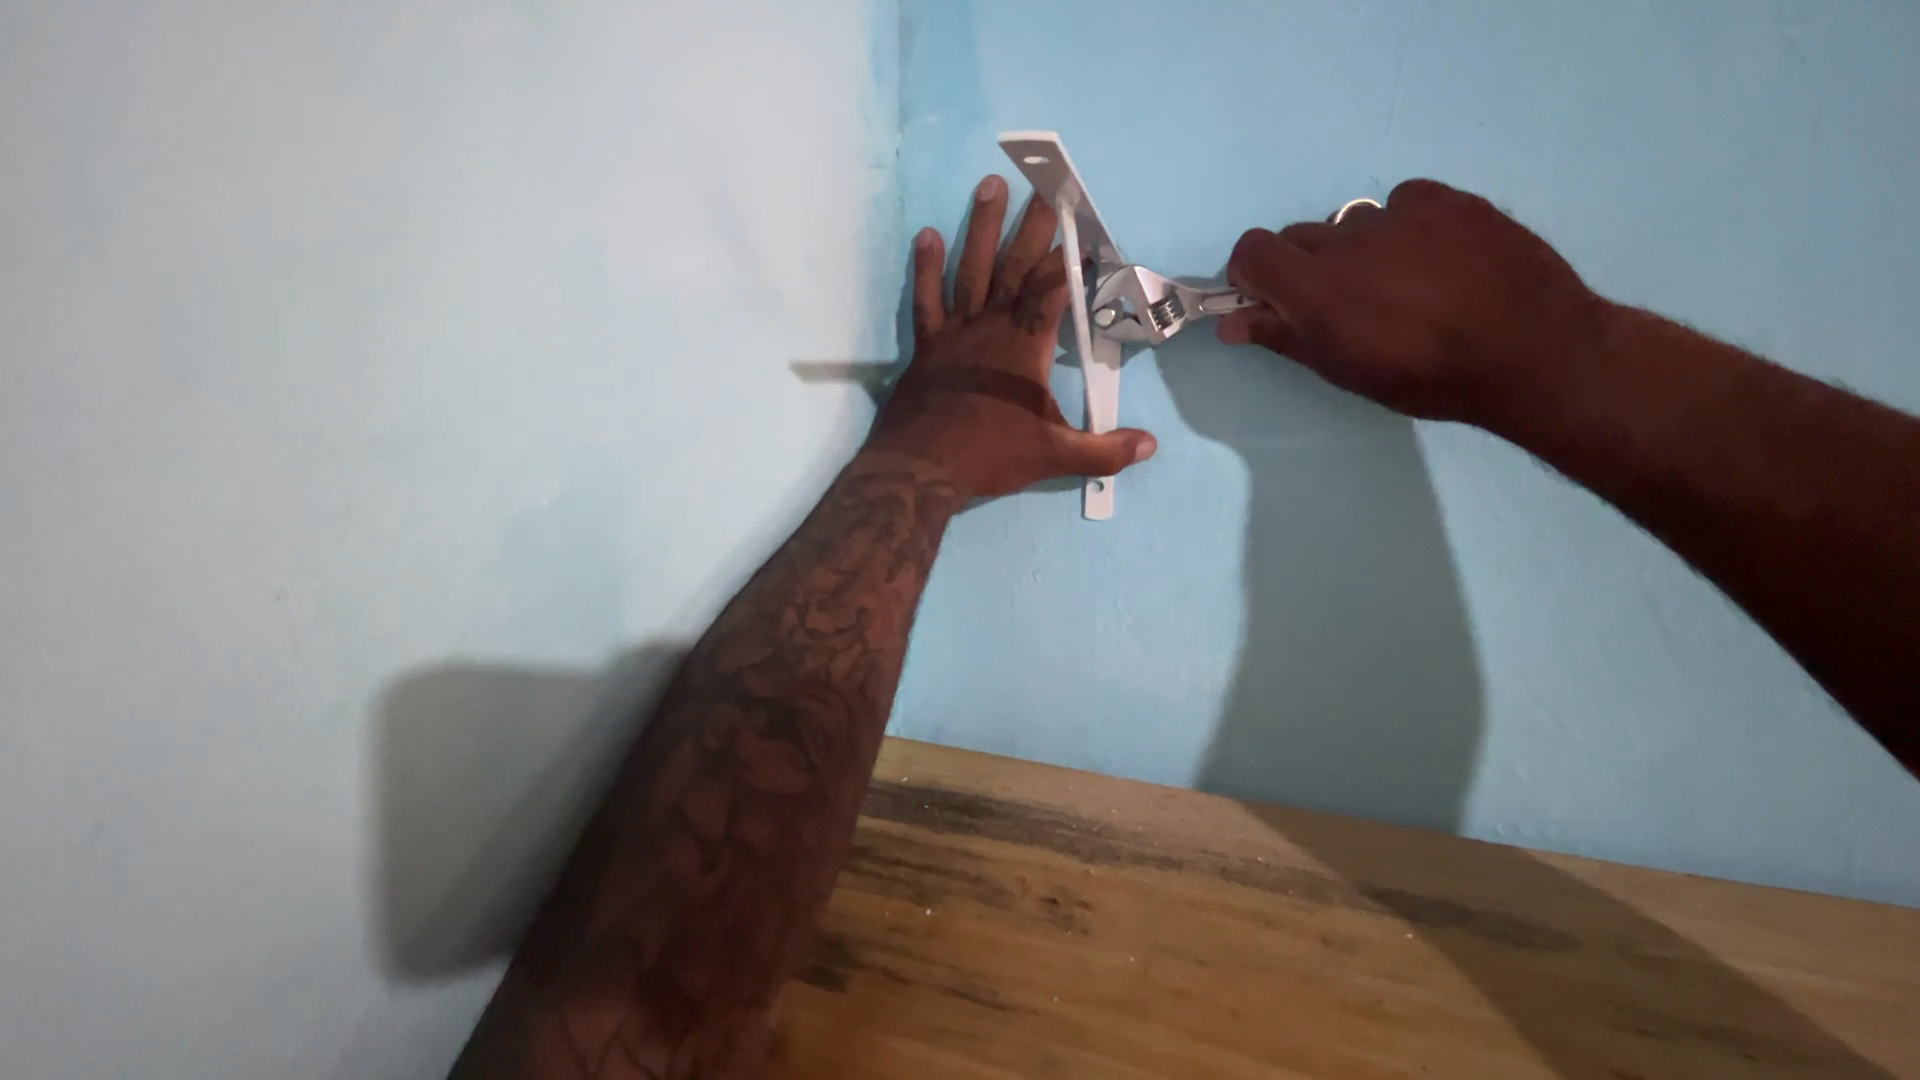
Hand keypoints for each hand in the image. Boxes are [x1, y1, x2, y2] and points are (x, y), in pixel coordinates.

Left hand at [867, 175, 1156, 497]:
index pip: (1052, 290)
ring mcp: (955, 334)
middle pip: (1016, 268)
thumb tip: (1149, 446)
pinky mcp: (926, 346)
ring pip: (971, 271)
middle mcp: (991, 329)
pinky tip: (927, 235)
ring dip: (982, 229)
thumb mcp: (1054, 456)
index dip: (1069, 258)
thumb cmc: (989, 455)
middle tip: (1045, 186)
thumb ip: (1103, 451)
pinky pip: (926, 301)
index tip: (1085, 228)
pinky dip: (926, 269)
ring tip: (991, 184)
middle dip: (1034, 227)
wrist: (921, 467)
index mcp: (1025, 349)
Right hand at [1220, 179, 1614, 423]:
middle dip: (1302, 268)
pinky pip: (1402, 202)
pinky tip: (1433, 258)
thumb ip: (1280, 336)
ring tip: (1397, 283)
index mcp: (1314, 286)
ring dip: (1354, 249)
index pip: (1251, 250)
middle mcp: (1347, 238)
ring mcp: (1400, 213)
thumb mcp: (1341, 369)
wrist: (1529, 353)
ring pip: (1350, 222)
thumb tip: (1230, 322)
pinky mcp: (1447, 199)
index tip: (1270, 301)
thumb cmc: (1423, 378)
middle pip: (1297, 237)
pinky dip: (1402, 226)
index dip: (1252, 275)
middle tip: (1340, 304)